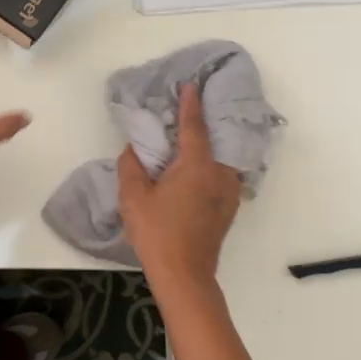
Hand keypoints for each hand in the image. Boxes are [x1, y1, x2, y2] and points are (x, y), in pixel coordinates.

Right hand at [117, 83, 240, 289]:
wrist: (184, 274)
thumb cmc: (156, 232)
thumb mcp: (132, 196)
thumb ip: (132, 166)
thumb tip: (135, 149)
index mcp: (196, 166)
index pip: (194, 126)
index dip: (190, 104)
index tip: (191, 85)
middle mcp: (219, 174)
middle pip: (213, 139)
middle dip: (202, 121)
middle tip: (189, 106)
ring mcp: (228, 192)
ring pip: (219, 158)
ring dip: (207, 144)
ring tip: (190, 136)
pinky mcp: (227, 208)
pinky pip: (220, 174)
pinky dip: (210, 163)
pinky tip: (194, 167)